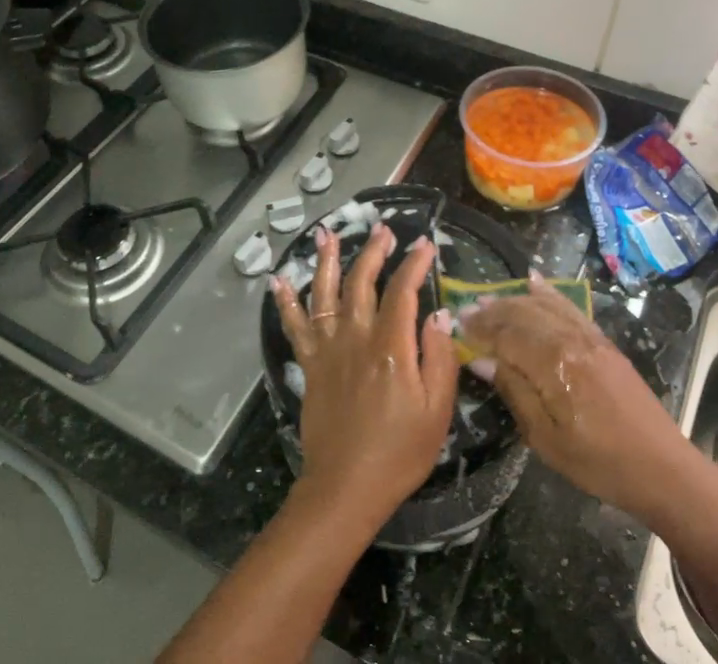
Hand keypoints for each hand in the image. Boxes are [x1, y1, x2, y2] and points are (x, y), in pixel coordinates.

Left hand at [271, 223, 459, 523]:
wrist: (346, 486)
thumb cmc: (400, 452)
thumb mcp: (436, 410)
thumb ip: (439, 357)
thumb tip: (439, 313)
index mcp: (390, 348)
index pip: (402, 292)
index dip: (414, 265)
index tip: (425, 245)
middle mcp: (355, 339)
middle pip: (361, 283)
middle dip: (373, 252)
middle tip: (384, 230)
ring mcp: (328, 350)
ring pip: (324, 294)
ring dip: (326, 261)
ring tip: (327, 233)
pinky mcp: (310, 366)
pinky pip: (295, 326)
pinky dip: (285, 302)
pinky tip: (278, 280)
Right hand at [459, 275, 691, 516]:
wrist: (663, 469)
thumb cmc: (599, 463)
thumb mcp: (546, 439)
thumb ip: (515, 393)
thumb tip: (481, 361)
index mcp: (555, 366)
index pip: (507, 336)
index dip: (480, 330)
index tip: (456, 325)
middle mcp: (572, 342)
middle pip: (525, 315)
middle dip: (494, 311)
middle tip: (467, 311)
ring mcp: (592, 340)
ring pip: (547, 307)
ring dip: (516, 301)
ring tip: (490, 299)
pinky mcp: (606, 345)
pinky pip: (572, 309)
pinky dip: (551, 295)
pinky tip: (535, 284)